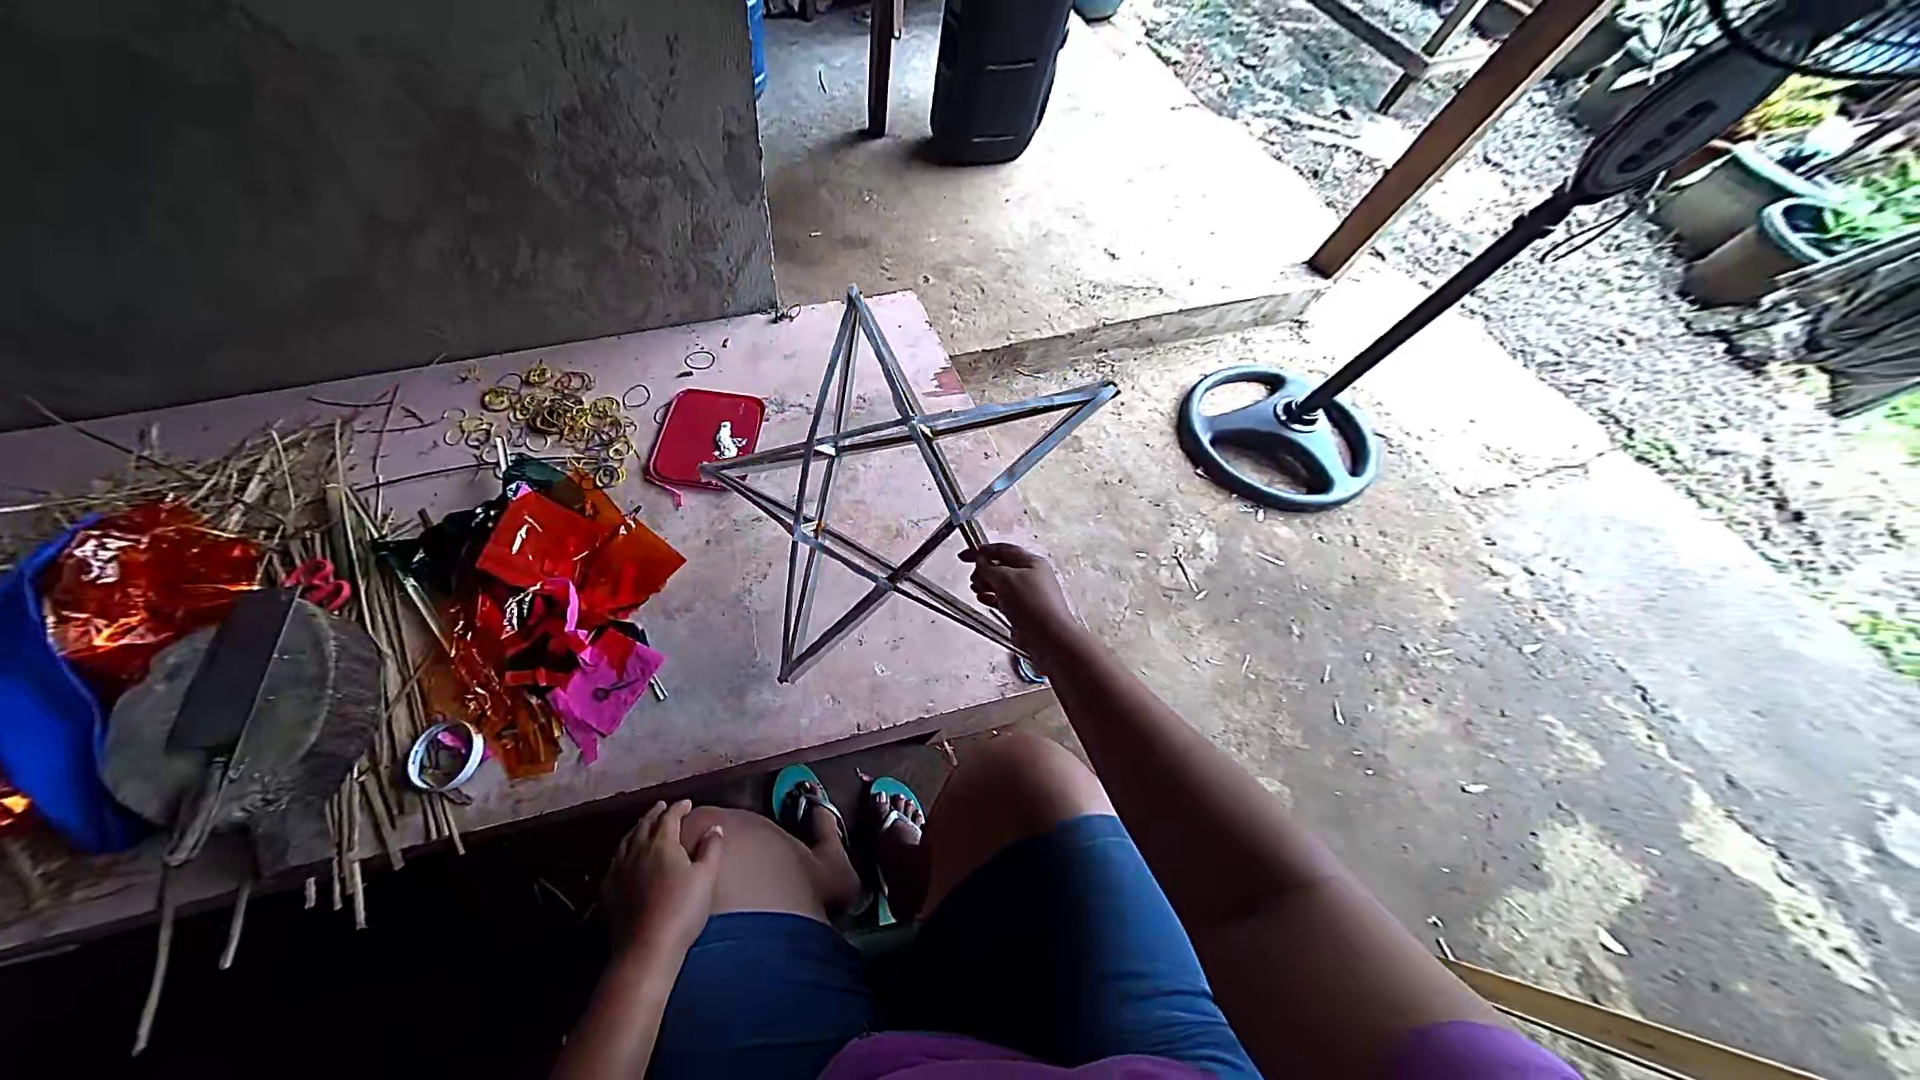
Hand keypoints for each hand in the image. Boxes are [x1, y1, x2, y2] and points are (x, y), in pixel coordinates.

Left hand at [603, 800, 724, 957]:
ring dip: (637, 828)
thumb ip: (711, 849)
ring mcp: (618, 870)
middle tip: (662, 807)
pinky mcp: (607, 891)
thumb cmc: (682, 909)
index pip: (669, 817)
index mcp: (662, 843)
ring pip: (626, 840)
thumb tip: (714, 828)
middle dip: (655, 813)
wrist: (645, 948)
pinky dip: (623, 850)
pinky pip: (614, 860)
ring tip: (643, 825)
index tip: (687, 804)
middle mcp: (637, 851)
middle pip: (644, 825)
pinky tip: (625, 856)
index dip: (678, 808)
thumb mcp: (705, 877)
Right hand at [960, 543, 1080, 666]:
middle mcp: (1032, 577)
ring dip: (987, 584)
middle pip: (1002, 567)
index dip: (984, 550)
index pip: (1004, 550)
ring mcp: (1028, 595)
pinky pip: (1004, 600)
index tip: (968, 553)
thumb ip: (989, 568)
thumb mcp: (1006, 579)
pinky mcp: (1024, 611)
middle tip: (974, 574)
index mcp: (1032, 562)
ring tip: (977, 586)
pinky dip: (991, 598)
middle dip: (985, 569)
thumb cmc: (1035, 605)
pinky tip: (983, 598)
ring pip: (1002, 584)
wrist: (1048, 637)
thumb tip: (981, 562)